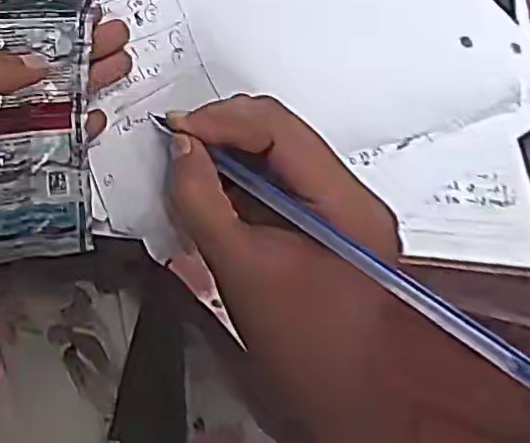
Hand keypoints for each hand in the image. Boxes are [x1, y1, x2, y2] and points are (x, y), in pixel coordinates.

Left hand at [0, 21, 131, 266]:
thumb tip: (36, 58)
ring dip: (72, 91)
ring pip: (32, 104)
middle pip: (25, 68)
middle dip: (70, 54)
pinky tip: (89, 124)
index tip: (86, 20)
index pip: (4, 38)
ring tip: (116, 73)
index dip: (45, 29)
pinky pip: (26, 145)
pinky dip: (58, 134)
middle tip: (116, 42)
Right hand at [167, 96, 408, 440]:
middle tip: (180, 140)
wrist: (347, 408)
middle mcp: (350, 197)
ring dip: (225, 146)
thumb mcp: (238, 266)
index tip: (179, 128)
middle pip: (276, 128)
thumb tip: (182, 147)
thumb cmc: (309, 353)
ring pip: (271, 144)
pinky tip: (211, 184)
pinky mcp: (320, 216)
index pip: (276, 128)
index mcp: (346, 206)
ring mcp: (338, 205)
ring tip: (191, 163)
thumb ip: (200, 196)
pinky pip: (270, 170)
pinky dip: (235, 168)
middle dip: (221, 128)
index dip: (220, 120)